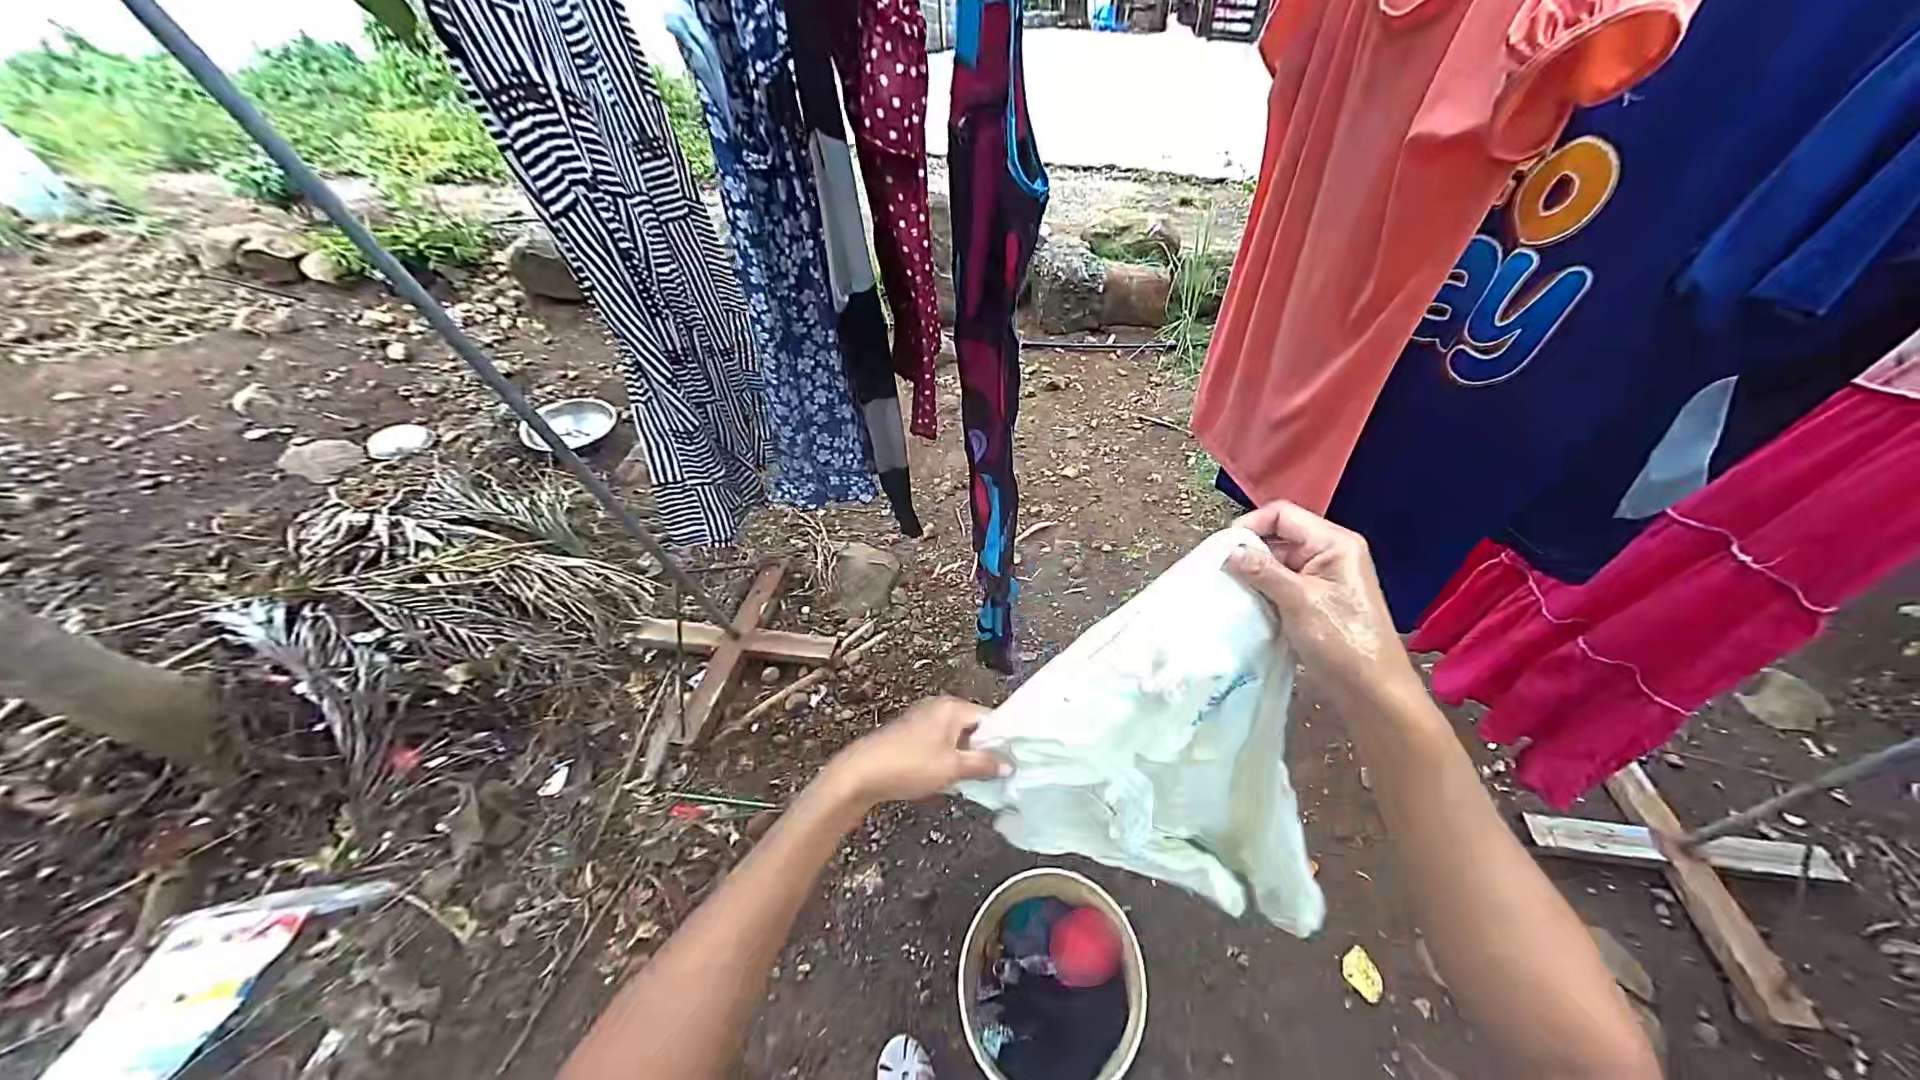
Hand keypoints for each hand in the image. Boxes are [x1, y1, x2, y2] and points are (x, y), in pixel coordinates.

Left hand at [821, 697, 1009, 806]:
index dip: (1004, 739)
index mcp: (952, 707)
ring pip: (958, 737)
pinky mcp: (912, 735)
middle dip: (985, 750)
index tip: (1014, 760)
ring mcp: (924, 720)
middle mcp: (939, 707)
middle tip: (997, 773)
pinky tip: (951, 777)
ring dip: (967, 756)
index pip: (991, 718)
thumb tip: (1007, 763)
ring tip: (975, 778)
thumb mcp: (953, 767)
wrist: (861, 774)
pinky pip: (942, 743)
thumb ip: (984, 764)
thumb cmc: (907, 765)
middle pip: (974, 727)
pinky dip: (950, 758)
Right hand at [1224, 500, 1421, 700]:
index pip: (1282, 515)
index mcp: (1334, 543)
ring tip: (1230, 588)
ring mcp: (1321, 577)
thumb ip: (1263, 571)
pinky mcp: (1313, 598)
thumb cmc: (1343, 642)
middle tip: (1222, 570)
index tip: (1223, 549)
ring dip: (1253, 572)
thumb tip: (1229, 550)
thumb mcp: (1298, 601)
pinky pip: (1280, 582)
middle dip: (1248, 550)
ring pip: (1276, 560)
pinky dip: (1262, 589)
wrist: (1371, 691)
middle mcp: (1329, 553)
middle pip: (1278, 535)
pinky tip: (1246, 602)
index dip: (1250, 525)